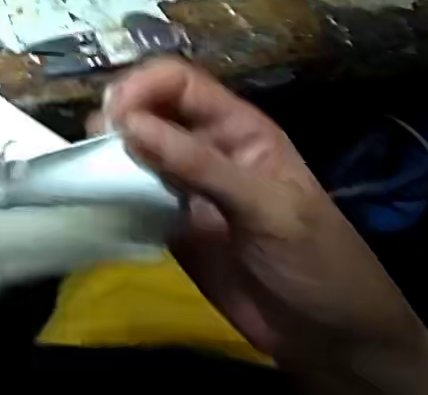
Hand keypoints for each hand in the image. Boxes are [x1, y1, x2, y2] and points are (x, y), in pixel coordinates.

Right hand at [106, 59, 427, 394]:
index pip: (179, 82)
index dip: (145, 86)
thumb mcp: (269, 208)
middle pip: (149, 105)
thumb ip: (200, 165)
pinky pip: (130, 188)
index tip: (118, 112)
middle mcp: (203, 143)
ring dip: (109, 146)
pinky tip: (98, 189)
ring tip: (91, 161)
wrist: (335, 345)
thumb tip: (131, 124)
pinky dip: (110, 184)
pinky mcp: (166, 217)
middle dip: (120, 111)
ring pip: (134, 144)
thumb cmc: (320, 263)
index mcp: (236, 126)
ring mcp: (182, 181)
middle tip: (98, 137)